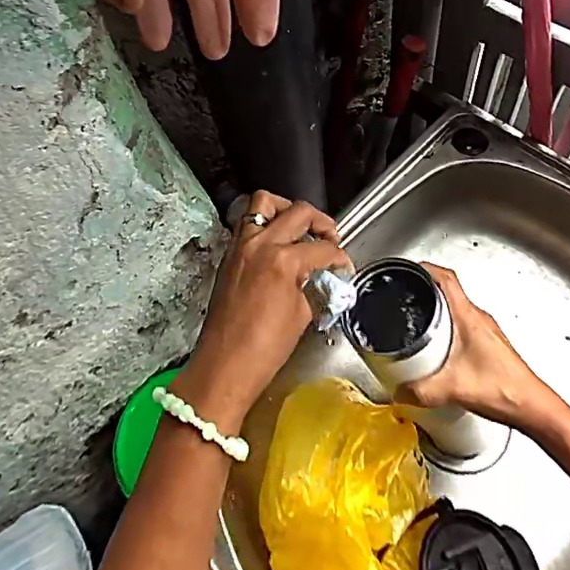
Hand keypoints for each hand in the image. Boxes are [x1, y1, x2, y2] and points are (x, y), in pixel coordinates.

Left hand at [174, 192, 350, 430]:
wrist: (224, 366)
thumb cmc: (263, 349)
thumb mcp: (302, 315)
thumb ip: (317, 286)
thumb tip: (325, 277)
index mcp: (282, 261)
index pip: (323, 248)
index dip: (340, 257)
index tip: (344, 265)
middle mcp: (260, 245)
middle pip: (299, 212)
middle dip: (322, 222)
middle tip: (330, 238)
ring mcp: (241, 247)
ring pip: (264, 203)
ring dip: (287, 209)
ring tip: (301, 227)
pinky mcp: (230, 255)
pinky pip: (248, 223)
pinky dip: (266, 224)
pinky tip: (278, 244)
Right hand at [394, 263, 561, 432]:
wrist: (531, 407)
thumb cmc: (505, 389)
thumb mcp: (451, 389)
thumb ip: (419, 391)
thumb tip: (398, 391)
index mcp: (470, 318)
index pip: (447, 279)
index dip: (427, 269)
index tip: (412, 269)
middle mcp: (480, 320)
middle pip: (450, 292)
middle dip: (427, 292)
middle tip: (410, 299)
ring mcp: (487, 332)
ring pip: (458, 310)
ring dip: (439, 312)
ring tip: (420, 326)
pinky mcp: (489, 346)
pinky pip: (465, 327)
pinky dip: (449, 330)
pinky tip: (441, 352)